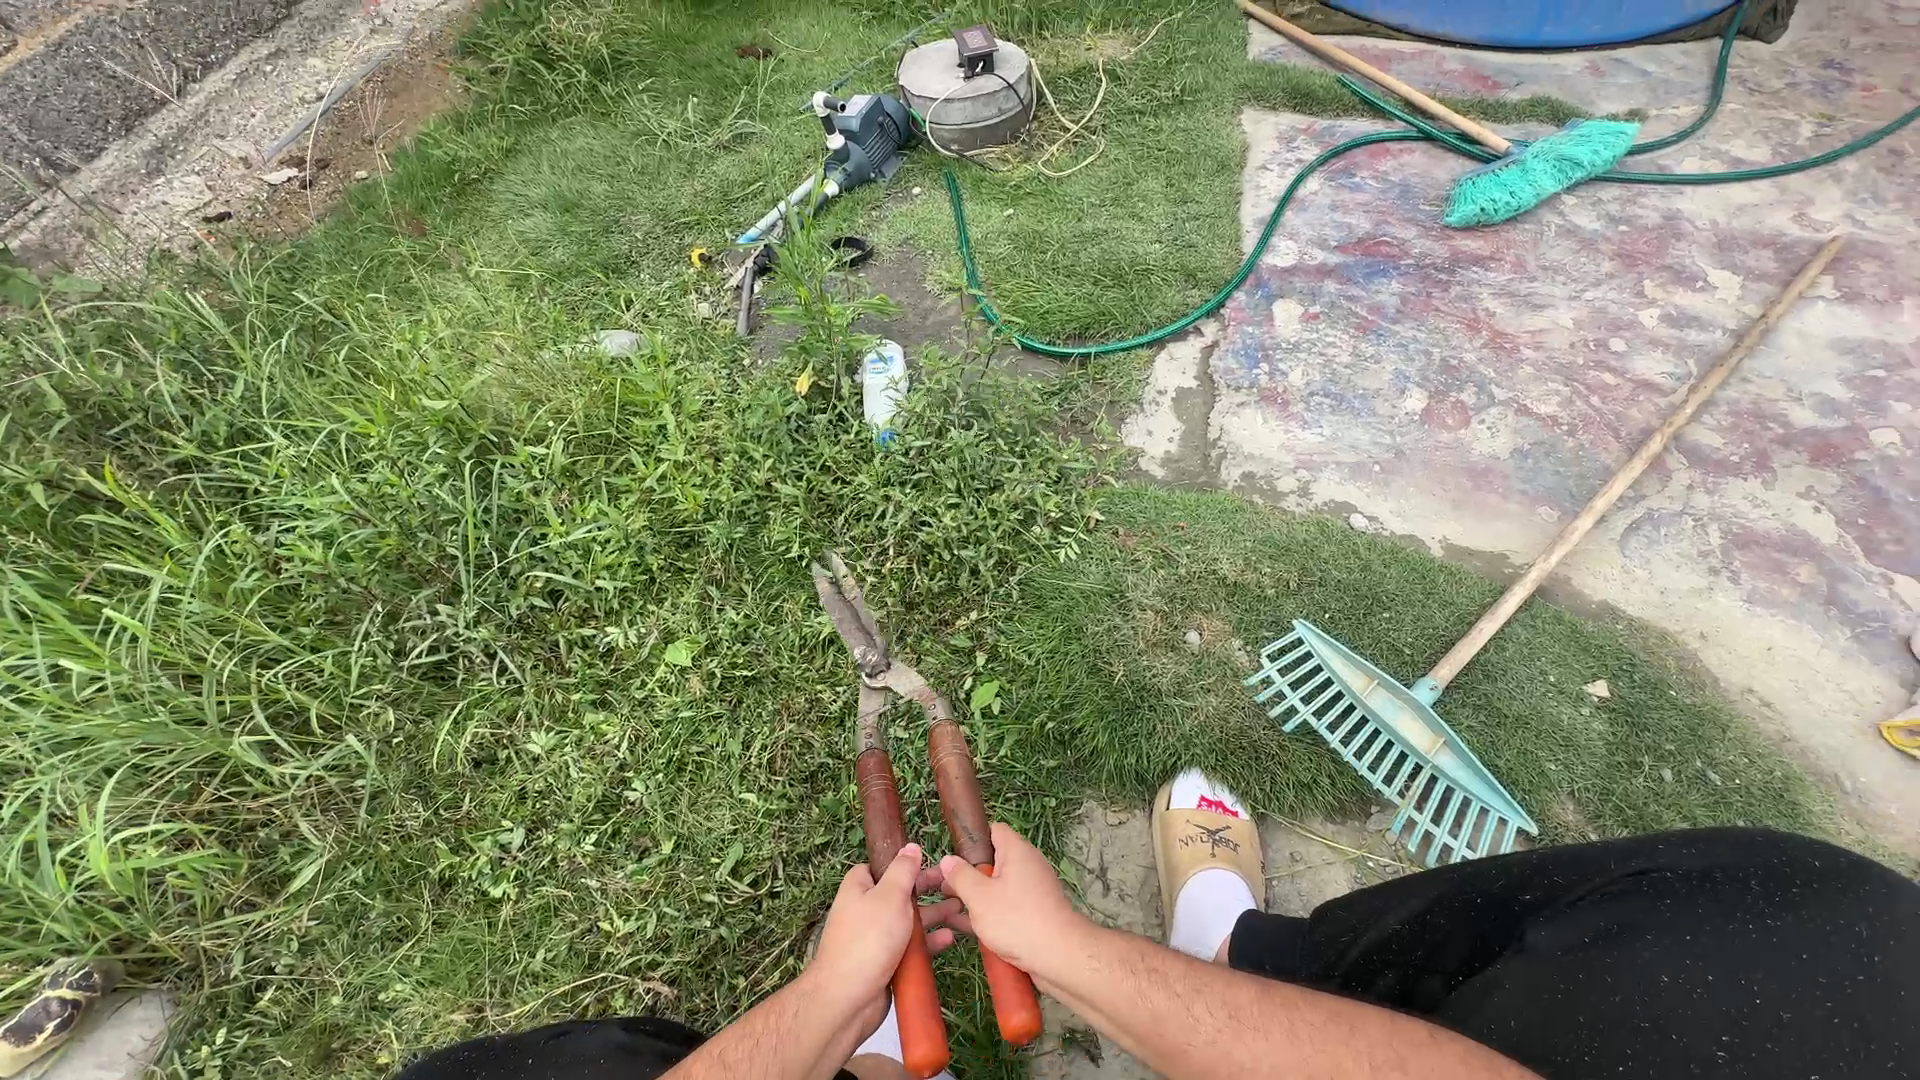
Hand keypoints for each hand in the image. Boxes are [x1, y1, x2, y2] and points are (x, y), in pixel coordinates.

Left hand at [805, 844, 963, 1042]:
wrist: (848, 999)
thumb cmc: (869, 938)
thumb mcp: (890, 895)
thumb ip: (903, 870)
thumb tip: (911, 846)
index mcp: (860, 886)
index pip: (882, 866)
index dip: (905, 864)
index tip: (930, 862)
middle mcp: (866, 909)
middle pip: (901, 893)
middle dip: (928, 890)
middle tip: (955, 885)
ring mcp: (876, 937)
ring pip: (908, 920)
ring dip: (933, 915)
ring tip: (961, 910)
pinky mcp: (885, 961)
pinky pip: (910, 946)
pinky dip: (928, 942)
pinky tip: (948, 939)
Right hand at [938, 823, 1090, 981]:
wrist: (1059, 956)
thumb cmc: (1016, 920)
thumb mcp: (979, 897)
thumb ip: (961, 876)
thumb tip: (948, 860)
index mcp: (1016, 850)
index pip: (992, 830)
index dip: (971, 841)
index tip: (954, 860)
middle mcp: (1028, 863)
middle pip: (994, 860)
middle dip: (971, 875)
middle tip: (949, 892)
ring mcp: (1034, 888)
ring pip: (999, 886)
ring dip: (979, 899)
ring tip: (955, 914)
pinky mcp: (1037, 911)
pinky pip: (1009, 905)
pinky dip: (993, 914)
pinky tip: (974, 931)